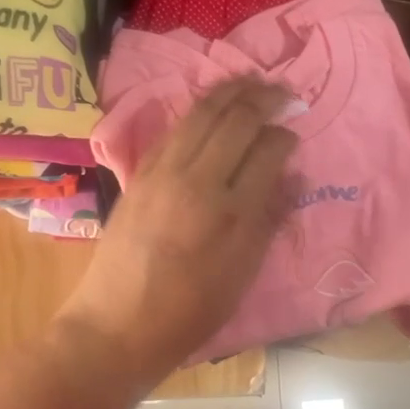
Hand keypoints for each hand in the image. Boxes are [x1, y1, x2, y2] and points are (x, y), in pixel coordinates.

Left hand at [56, 77, 297, 379]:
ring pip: (201, 113)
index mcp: (230, 212)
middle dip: (264, 98)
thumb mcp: (241, 276)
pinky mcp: (139, 174)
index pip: (267, 151)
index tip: (294, 134)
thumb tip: (292, 176)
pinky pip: (175, 128)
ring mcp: (163, 172)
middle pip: (235, 120)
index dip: (285, 136)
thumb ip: (269, 220)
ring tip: (252, 81)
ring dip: (230, 91)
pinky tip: (211, 106)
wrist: (115, 326)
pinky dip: (199, 110)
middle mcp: (197, 180)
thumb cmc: (187, 314)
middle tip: (284, 91)